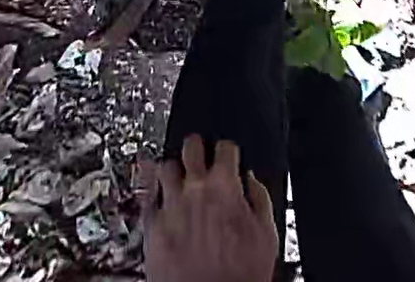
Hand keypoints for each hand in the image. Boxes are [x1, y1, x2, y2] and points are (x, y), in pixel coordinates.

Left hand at [141, 135, 277, 281]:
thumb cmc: (239, 279)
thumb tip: (252, 181)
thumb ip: (260, 200)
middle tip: (199, 154)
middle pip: (191, 146)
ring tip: (179, 178)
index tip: (227, 157)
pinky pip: (148, 197)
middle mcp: (195, 189)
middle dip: (197, 147)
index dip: (228, 151)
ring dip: (174, 170)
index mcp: (224, 187)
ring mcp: (171, 205)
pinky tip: (159, 196)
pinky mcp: (152, 226)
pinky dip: (154, 194)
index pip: (225, 148)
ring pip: (166, 167)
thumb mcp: (267, 238)